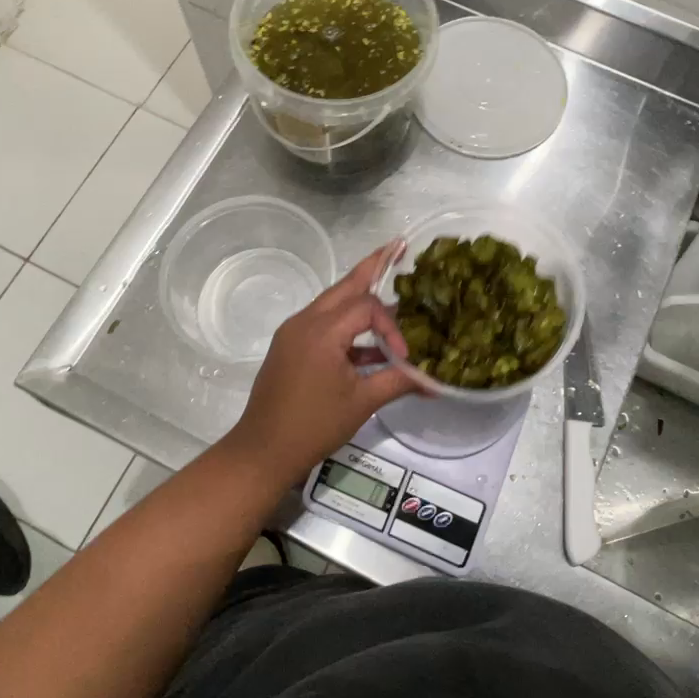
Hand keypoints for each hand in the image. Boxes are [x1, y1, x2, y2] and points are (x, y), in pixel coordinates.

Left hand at [223, 243, 421, 481]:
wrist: (263, 450)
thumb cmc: (314, 426)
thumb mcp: (362, 402)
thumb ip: (399, 382)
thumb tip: (435, 381)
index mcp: (322, 332)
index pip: (367, 307)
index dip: (391, 326)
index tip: (404, 357)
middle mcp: (305, 322)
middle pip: (346, 286)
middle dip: (373, 267)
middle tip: (398, 247)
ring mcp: (294, 332)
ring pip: (333, 302)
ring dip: (360, 296)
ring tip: (388, 282)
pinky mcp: (290, 345)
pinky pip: (323, 322)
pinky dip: (346, 324)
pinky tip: (370, 344)